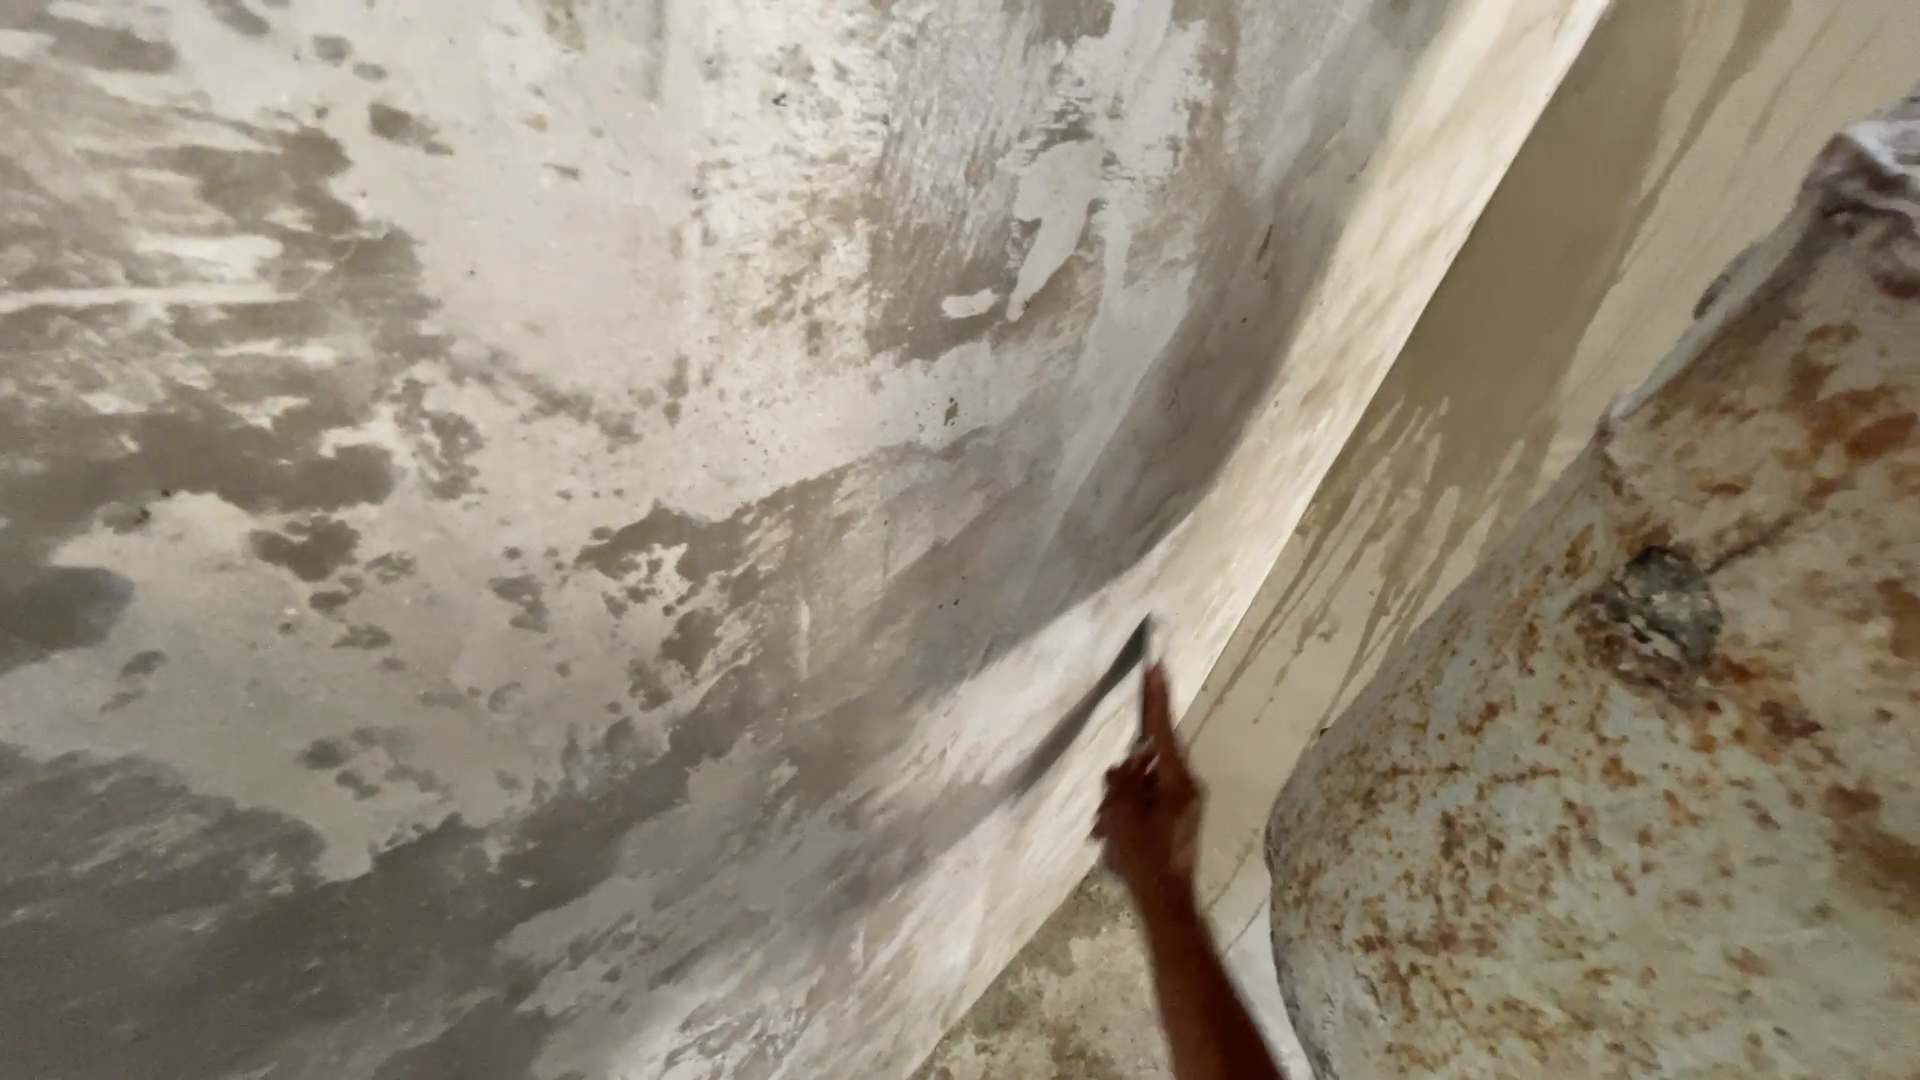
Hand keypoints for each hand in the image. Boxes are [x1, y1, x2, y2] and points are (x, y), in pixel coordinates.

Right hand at [1093, 663, 1201, 902]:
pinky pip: (1144, 809)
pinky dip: (1125, 818)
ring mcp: (1181, 810)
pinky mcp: (1173, 827)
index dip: (1157, 698)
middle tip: (1107, 806)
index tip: (1157, 667)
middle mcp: (1184, 790)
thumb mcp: (1121, 813)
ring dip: (1119, 804)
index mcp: (1178, 781)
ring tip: (1103, 831)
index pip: (1162, 731)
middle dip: (1120, 780)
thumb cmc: (1145, 857)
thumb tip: (1121, 769)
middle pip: (1145, 765)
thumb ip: (1120, 782)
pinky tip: (1108, 840)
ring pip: (1141, 789)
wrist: (1166, 907)